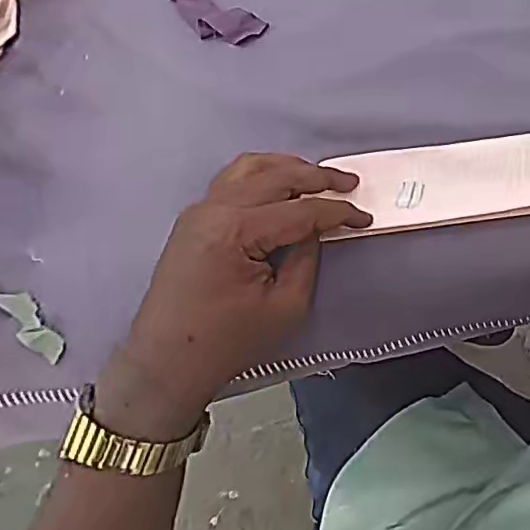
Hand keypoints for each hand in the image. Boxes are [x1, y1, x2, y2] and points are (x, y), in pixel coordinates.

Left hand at [96, 154, 371, 437]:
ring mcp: (199, 211)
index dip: (338, 212)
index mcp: (235, 231)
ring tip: (318, 177)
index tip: (363, 218)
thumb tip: (317, 230)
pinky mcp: (194, 220)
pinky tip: (282, 184)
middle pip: (276, 177)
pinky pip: (233, 180)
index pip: (300, 210)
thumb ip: (307, 258)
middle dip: (318, 177)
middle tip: (349, 183)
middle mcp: (214, 210)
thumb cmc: (225, 341)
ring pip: (251, 168)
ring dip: (288, 167)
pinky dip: (263, 174)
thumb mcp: (286, 305)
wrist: (167, 362)